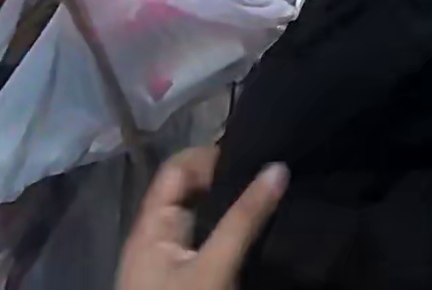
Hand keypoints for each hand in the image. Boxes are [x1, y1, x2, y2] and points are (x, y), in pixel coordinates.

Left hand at [117, 147, 286, 289]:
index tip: (253, 156)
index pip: (177, 168)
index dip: (211, 155)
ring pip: (206, 211)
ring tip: (273, 190)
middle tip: (271, 169)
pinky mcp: (188, 275)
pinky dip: (236, 221)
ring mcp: (172, 258)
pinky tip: (262, 222)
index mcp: (151, 229)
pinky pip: (213, 233)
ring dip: (237, 198)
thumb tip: (280, 165)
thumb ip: (246, 216)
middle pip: (193, 187)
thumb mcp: (214, 268)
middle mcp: (158, 236)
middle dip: (232, 175)